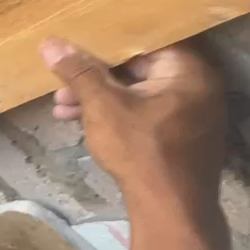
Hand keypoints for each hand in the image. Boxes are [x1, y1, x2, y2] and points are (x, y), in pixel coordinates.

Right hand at [40, 38, 227, 214]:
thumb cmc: (140, 148)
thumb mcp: (102, 106)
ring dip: (98, 98)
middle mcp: (197, 86)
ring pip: (136, 93)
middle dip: (93, 78)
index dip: (104, 44)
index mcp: (188, 71)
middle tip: (60, 85)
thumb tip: (51, 43)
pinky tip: (82, 122)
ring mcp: (192, 112)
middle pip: (137, 69)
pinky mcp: (181, 134)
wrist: (170, 206)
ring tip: (61, 108)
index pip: (143, 43)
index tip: (72, 48)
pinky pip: (144, 111)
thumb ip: (79, 72)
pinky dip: (115, 113)